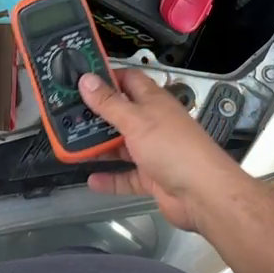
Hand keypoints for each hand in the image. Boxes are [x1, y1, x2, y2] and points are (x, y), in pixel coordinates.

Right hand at [79, 69, 251, 231]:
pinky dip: (111, 178)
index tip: (82, 79)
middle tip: (70, 114)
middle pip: (121, 113)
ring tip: (74, 144)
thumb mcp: (135, 121)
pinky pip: (127, 176)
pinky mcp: (153, 176)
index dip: (106, 77)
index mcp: (153, 101)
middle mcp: (154, 122)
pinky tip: (92, 180)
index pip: (128, 80)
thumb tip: (87, 80)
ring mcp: (154, 150)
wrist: (203, 195)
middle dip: (97, 115)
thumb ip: (109, 103)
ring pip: (122, 145)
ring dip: (101, 146)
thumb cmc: (175, 148)